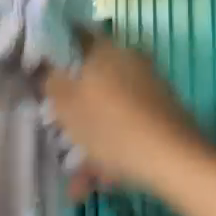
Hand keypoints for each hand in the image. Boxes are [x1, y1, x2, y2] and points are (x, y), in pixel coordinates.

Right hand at [44, 36, 207, 189]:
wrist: (176, 163)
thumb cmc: (111, 127)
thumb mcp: (65, 104)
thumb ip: (50, 80)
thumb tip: (45, 67)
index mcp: (105, 49)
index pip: (72, 36)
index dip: (52, 53)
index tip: (39, 75)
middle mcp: (130, 61)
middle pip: (90, 78)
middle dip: (73, 108)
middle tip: (58, 130)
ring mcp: (150, 89)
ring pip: (109, 109)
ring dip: (92, 139)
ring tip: (80, 177)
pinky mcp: (163, 116)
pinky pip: (128, 127)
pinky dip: (114, 149)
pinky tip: (103, 179)